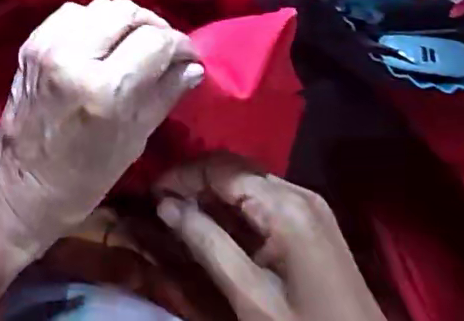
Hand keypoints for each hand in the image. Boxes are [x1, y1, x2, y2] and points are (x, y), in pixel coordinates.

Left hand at [0, 0, 203, 254]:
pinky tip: (103, 40)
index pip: (154, 41)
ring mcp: (48, 44)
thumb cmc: (85, 173)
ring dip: (122, 20)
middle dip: (152, 25)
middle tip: (164, 45)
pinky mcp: (32, 40)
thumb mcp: (135, 139)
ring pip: (98, 7)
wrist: (23, 178)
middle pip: (125, 12)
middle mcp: (73, 56)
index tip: (189, 56)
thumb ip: (165, 93)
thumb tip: (193, 65)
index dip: (180, 45)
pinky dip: (93, 20)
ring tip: (135, 42)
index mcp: (103, 89)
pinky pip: (71, 12)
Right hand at [154, 154, 382, 320]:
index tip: (150, 197)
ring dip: (212, 195)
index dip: (180, 177)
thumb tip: (164, 203)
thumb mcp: (251, 297)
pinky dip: (234, 209)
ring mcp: (310, 208)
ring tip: (181, 216)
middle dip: (194, 182)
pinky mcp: (313, 226)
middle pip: (232, 168)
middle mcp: (298, 193)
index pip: (217, 168)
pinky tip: (214, 228)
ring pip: (245, 182)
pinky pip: (263, 200)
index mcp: (285, 205)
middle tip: (162, 205)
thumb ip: (205, 243)